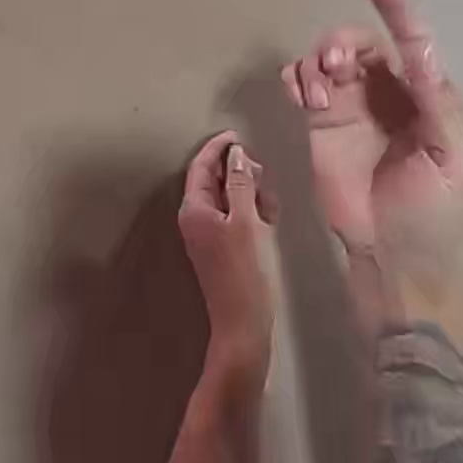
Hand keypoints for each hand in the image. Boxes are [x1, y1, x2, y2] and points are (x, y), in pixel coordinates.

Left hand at [177, 130, 277, 393]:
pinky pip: (233, 218)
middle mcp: (194, 218)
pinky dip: (250, 212)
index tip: (236, 135)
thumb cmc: (245, 272)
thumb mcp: (246, 222)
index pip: (201, 166)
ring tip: (269, 203)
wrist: (243, 327)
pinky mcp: (220, 248)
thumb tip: (236, 153)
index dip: (218, 148)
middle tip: (263, 176)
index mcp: (193, 208)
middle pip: (213, 181)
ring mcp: (206, 234)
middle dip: (238, 173)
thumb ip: (240, 185)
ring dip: (247, 194)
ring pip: (226, 199)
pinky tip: (268, 219)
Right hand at [280, 0, 462, 305]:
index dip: (397, 14)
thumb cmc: (435, 220)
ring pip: (326, 61)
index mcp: (428, 103)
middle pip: (360, 46)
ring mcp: (350, 110)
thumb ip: (439, 108)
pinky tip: (302, 99)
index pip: (414, 47)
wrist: (391, 260)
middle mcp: (388, 98)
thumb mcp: (458, 165)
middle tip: (331, 67)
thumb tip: (422, 53)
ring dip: (316, 63)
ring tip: (316, 96)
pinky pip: (303, 85)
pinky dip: (298, 80)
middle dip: (341, 42)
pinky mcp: (320, 125)